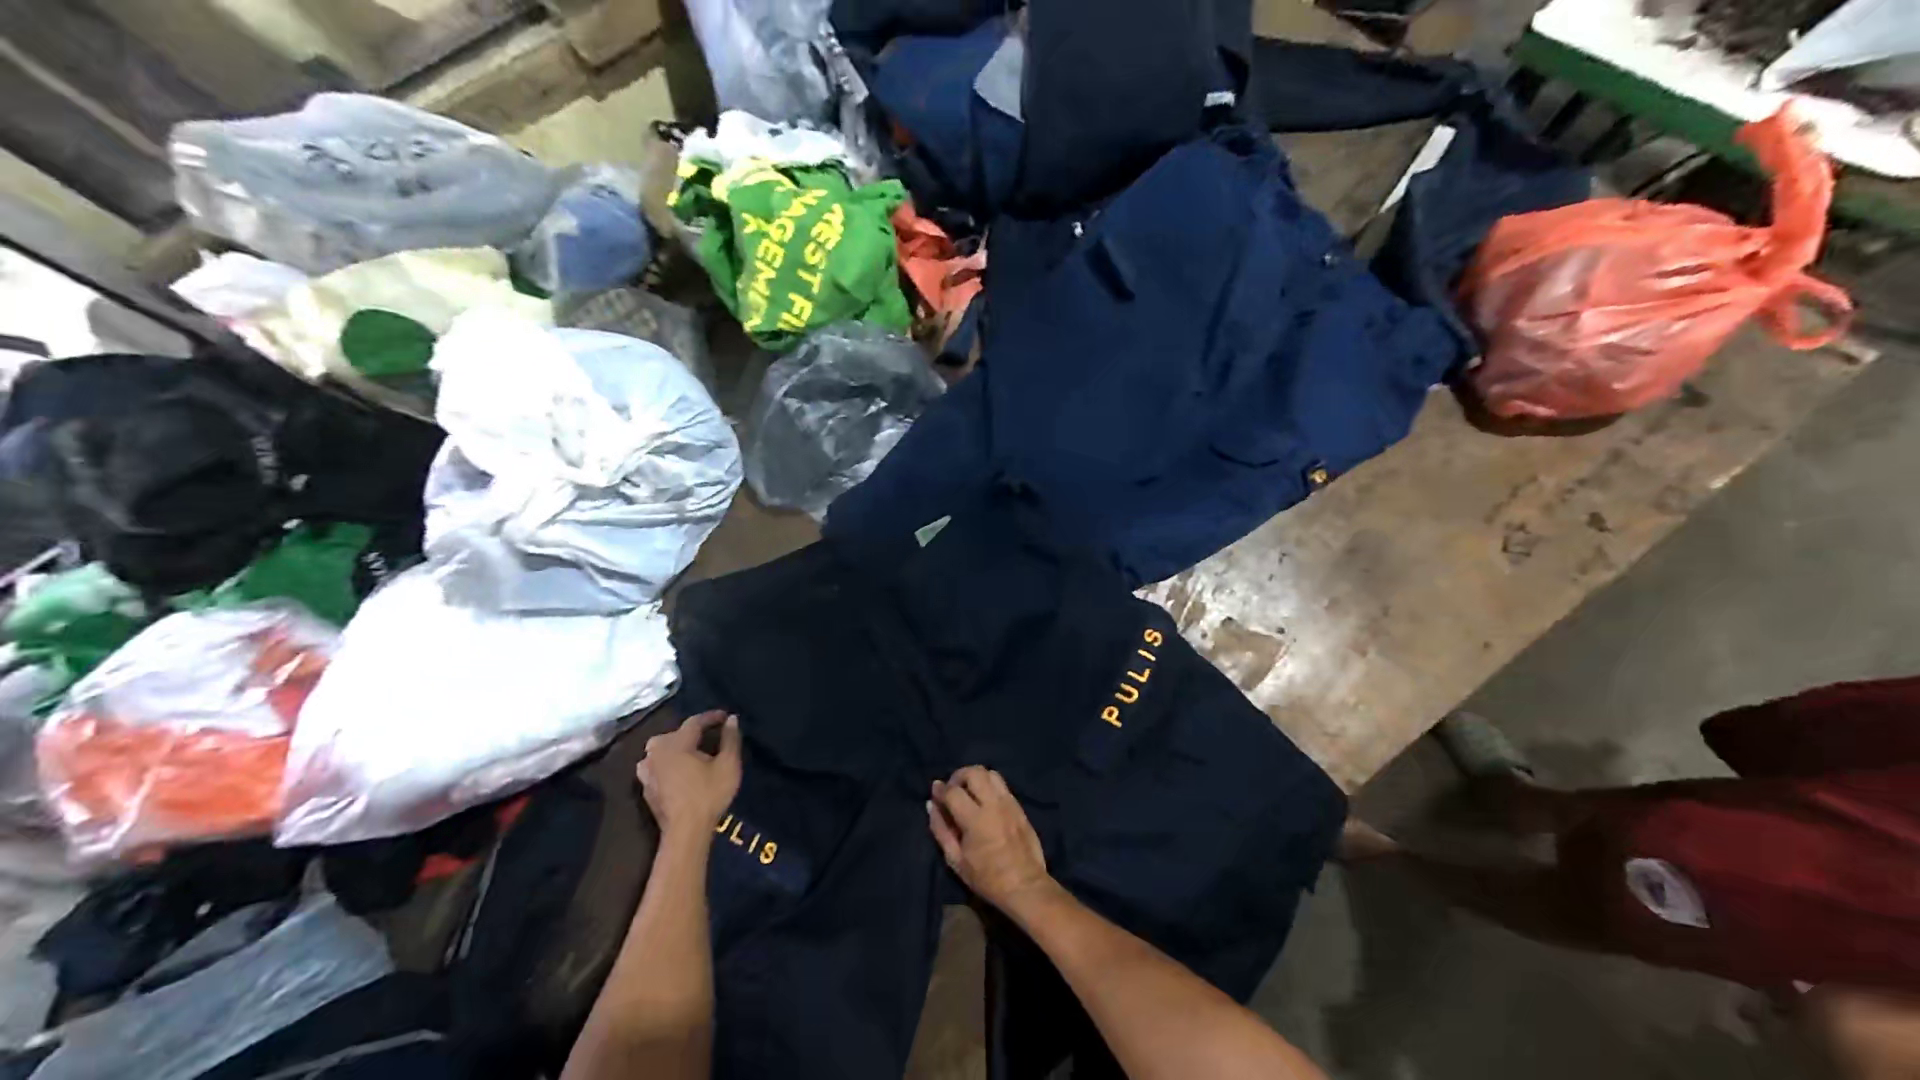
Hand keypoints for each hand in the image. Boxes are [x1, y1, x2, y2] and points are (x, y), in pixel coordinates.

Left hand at [637, 711, 741, 836]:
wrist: (685, 832)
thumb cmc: (709, 795)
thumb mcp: (728, 765)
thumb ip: (730, 739)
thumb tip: (731, 719)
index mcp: (676, 743)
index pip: (694, 722)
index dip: (711, 717)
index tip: (726, 717)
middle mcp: (656, 752)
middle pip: (676, 734)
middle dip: (693, 732)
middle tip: (711, 735)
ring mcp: (647, 770)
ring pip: (663, 749)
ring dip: (678, 747)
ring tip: (694, 752)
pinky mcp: (645, 786)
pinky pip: (657, 765)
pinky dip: (669, 763)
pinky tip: (679, 770)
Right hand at [928, 766, 1056, 914]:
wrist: (1024, 886)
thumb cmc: (986, 878)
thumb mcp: (955, 860)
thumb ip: (941, 829)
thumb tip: (931, 805)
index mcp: (976, 820)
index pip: (953, 791)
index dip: (940, 790)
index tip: (936, 793)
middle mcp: (994, 805)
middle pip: (974, 772)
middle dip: (959, 776)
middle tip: (953, 790)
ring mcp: (1009, 803)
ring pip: (991, 774)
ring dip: (976, 777)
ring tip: (969, 792)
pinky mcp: (1019, 807)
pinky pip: (1002, 785)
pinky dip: (989, 786)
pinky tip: (985, 801)